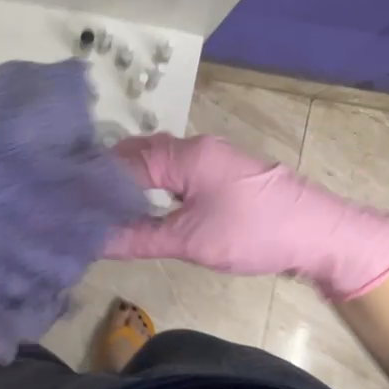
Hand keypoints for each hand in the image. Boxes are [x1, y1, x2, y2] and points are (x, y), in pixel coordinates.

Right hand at [106, 134, 388, 301]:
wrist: (319, 235)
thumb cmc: (253, 233)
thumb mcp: (189, 241)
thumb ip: (138, 238)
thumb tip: (93, 241)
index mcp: (186, 155)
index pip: (125, 159)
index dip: (95, 178)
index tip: (69, 199)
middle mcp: (197, 148)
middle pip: (139, 155)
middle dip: (109, 177)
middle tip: (79, 205)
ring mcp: (212, 161)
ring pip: (159, 164)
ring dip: (131, 182)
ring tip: (102, 209)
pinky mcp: (222, 177)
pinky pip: (176, 174)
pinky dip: (153, 188)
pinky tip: (141, 209)